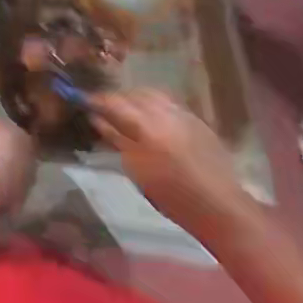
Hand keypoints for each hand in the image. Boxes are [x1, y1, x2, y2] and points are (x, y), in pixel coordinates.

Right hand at [90, 89, 253, 235]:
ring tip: (127, 112)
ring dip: (135, 99)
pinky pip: (168, 103)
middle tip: (103, 108)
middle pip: (133, 93)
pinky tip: (151, 119)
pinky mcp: (197, 121)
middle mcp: (164, 112)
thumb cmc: (172, 196)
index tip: (81, 99)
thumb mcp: (136, 170)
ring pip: (152, 94)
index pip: (113, 102)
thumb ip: (116, 139)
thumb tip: (98, 119)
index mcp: (146, 125)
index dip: (95, 99)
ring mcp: (183, 114)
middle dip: (116, 97)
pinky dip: (154, 105)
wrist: (220, 208)